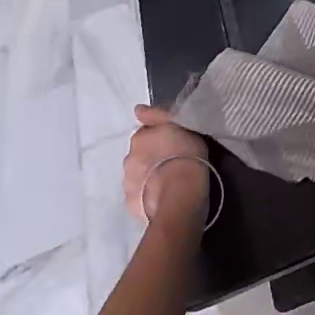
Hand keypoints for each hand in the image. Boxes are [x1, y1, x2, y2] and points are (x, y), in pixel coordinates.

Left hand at [122, 105, 209, 229]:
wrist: (179, 196)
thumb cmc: (185, 156)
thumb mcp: (181, 127)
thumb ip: (159, 116)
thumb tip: (139, 109)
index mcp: (139, 138)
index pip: (145, 133)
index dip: (158, 138)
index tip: (170, 144)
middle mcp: (128, 159)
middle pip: (139, 155)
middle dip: (150, 158)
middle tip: (169, 164)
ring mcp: (128, 183)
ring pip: (137, 176)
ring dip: (147, 177)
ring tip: (166, 184)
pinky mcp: (131, 204)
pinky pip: (139, 198)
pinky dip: (146, 196)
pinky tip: (160, 199)